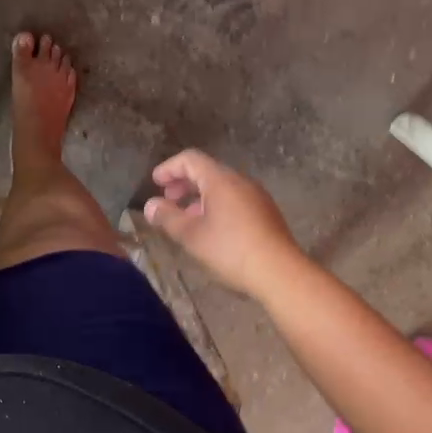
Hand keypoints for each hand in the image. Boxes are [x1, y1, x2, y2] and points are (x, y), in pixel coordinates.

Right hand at [142, 150, 305, 298]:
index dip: (169, 168)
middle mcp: (240, 180)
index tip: (155, 183)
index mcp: (220, 179)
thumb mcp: (192, 236)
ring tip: (188, 217)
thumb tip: (150, 205)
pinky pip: (235, 199)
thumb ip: (168, 217)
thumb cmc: (231, 250)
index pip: (190, 159)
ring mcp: (256, 196)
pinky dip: (217, 205)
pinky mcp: (266, 212)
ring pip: (222, 186)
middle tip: (168, 199)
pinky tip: (213, 229)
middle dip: (184, 182)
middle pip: (207, 171)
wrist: (281, 273)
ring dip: (200, 196)